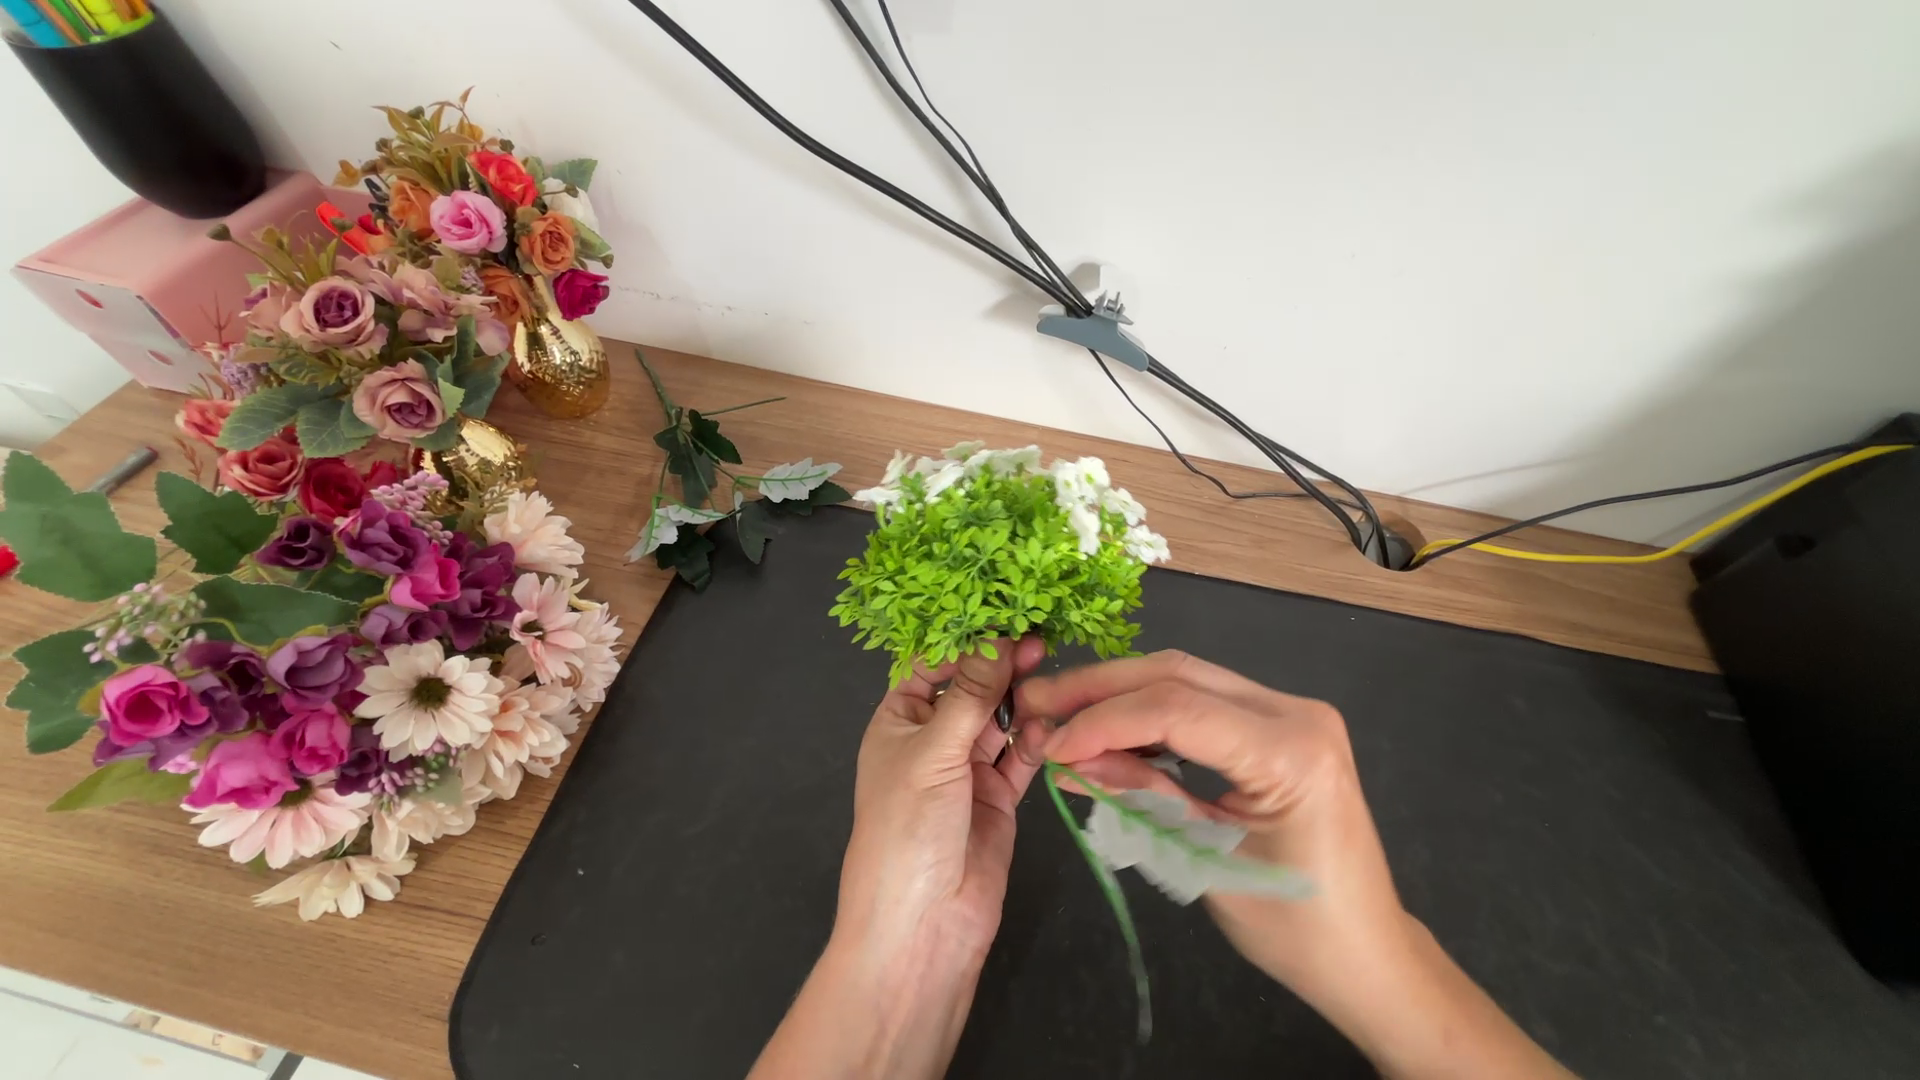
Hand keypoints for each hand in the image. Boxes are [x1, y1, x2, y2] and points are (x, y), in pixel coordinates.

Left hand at [751, 638, 1044, 1079]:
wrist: (924, 923)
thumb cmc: (908, 825)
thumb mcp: (933, 751)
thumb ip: (971, 696)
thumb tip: (995, 640)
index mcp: (900, 720)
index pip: (935, 667)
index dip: (968, 643)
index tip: (1006, 618)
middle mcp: (933, 738)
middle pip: (972, 690)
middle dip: (1001, 667)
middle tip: (1040, 641)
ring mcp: (967, 768)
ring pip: (1000, 720)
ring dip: (1023, 700)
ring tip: (1051, 675)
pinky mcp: (999, 796)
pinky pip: (1020, 757)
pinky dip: (1035, 741)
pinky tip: (1050, 725)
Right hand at [1016, 651, 1575, 1079]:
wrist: (1368, 952)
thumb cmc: (1295, 928)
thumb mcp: (1206, 862)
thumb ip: (1140, 796)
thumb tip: (1066, 757)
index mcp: (1291, 751)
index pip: (1175, 709)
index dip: (1102, 721)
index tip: (1049, 742)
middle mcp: (1295, 711)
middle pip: (1176, 674)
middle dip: (1098, 688)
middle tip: (1038, 700)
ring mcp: (1290, 710)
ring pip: (1184, 677)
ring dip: (1117, 693)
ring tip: (1061, 710)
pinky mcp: (1278, 721)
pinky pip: (1200, 699)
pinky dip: (1148, 711)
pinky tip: (1108, 727)